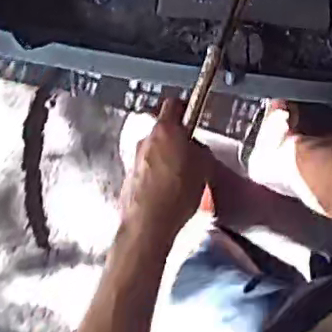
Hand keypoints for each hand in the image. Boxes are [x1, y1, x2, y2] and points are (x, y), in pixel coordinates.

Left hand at [119, 100, 210, 243]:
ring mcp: (133, 160)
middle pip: (161, 128)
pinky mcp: (127, 181)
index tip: (192, 114)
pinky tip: (165, 190)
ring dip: (163, 156)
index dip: (185, 107)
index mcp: (165, 129)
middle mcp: (145, 140)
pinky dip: (154, 174)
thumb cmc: (178, 192)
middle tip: (189, 148)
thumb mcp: (204, 167)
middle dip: (174, 136)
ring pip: (153, 150)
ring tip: (179, 173)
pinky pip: (145, 169)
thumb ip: (201, 150)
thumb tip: (196, 148)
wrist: (147, 228)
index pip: (174, 104)